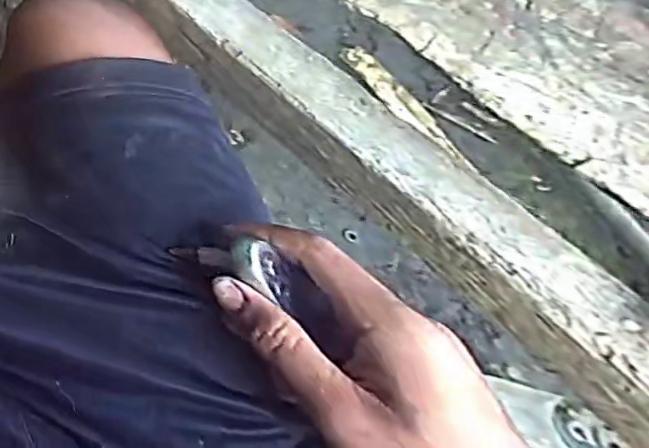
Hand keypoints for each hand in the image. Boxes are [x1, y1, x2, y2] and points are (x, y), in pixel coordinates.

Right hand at [214, 223, 525, 447]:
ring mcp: (431, 351)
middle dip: (267, 279)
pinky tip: (302, 361)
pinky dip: (320, 333)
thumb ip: (281, 344)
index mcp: (397, 323)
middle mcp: (417, 326)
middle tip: (224, 293)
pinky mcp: (434, 375)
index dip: (258, 237)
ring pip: (341, 306)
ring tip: (256, 334)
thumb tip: (226, 287)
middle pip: (326, 277)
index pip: (314, 250)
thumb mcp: (342, 411)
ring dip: (291, 310)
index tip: (214, 242)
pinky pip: (362, 332)